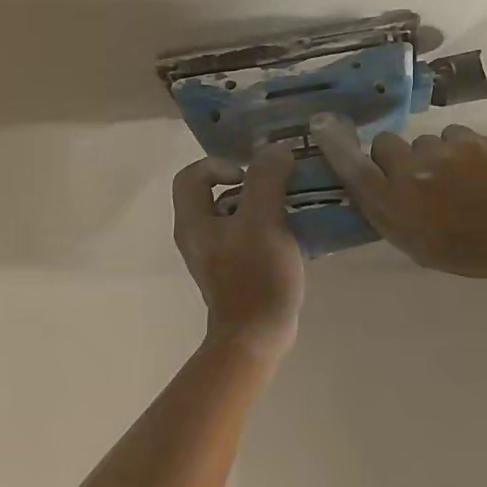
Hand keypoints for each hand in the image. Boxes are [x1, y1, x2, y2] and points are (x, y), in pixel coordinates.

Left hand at [172, 144, 305, 361]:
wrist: (257, 335)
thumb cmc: (256, 276)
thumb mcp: (263, 221)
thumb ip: (266, 180)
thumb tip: (275, 151)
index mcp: (194, 222)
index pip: (192, 174)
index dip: (220, 165)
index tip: (251, 176)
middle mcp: (199, 236)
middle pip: (217, 193)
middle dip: (250, 185)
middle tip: (279, 189)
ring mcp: (217, 256)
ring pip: (236, 215)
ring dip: (264, 206)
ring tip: (293, 209)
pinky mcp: (236, 271)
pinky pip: (249, 236)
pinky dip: (268, 229)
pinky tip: (294, 235)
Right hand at [310, 114, 486, 277]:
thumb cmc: (470, 251)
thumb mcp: (419, 247)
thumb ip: (391, 215)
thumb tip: (375, 190)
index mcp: (394, 205)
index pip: (352, 167)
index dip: (335, 144)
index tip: (323, 123)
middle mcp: (411, 172)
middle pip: (385, 144)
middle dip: (395, 157)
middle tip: (417, 177)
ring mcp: (442, 150)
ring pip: (422, 140)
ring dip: (431, 154)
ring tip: (457, 178)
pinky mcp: (470, 138)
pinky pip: (452, 135)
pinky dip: (459, 148)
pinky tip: (477, 168)